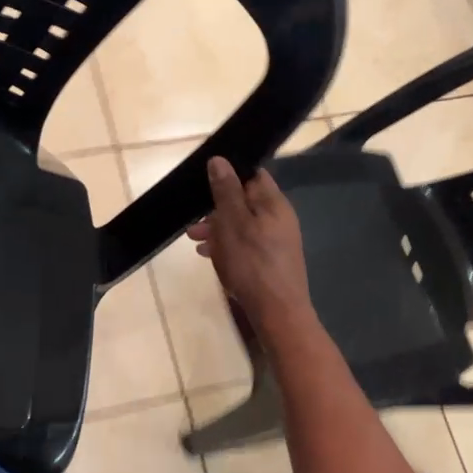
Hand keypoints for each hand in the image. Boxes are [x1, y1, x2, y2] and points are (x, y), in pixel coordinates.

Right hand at [187, 157, 317, 344]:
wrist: (277, 313)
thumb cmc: (252, 263)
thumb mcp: (232, 223)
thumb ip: (226, 191)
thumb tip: (219, 159)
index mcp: (273, 203)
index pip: (252, 174)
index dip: (228, 173)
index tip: (204, 181)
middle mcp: (279, 217)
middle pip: (244, 200)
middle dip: (216, 207)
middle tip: (193, 219)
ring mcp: (277, 240)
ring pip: (242, 223)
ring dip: (218, 227)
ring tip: (195, 240)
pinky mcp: (271, 259)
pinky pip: (245, 242)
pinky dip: (227, 244)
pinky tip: (210, 255)